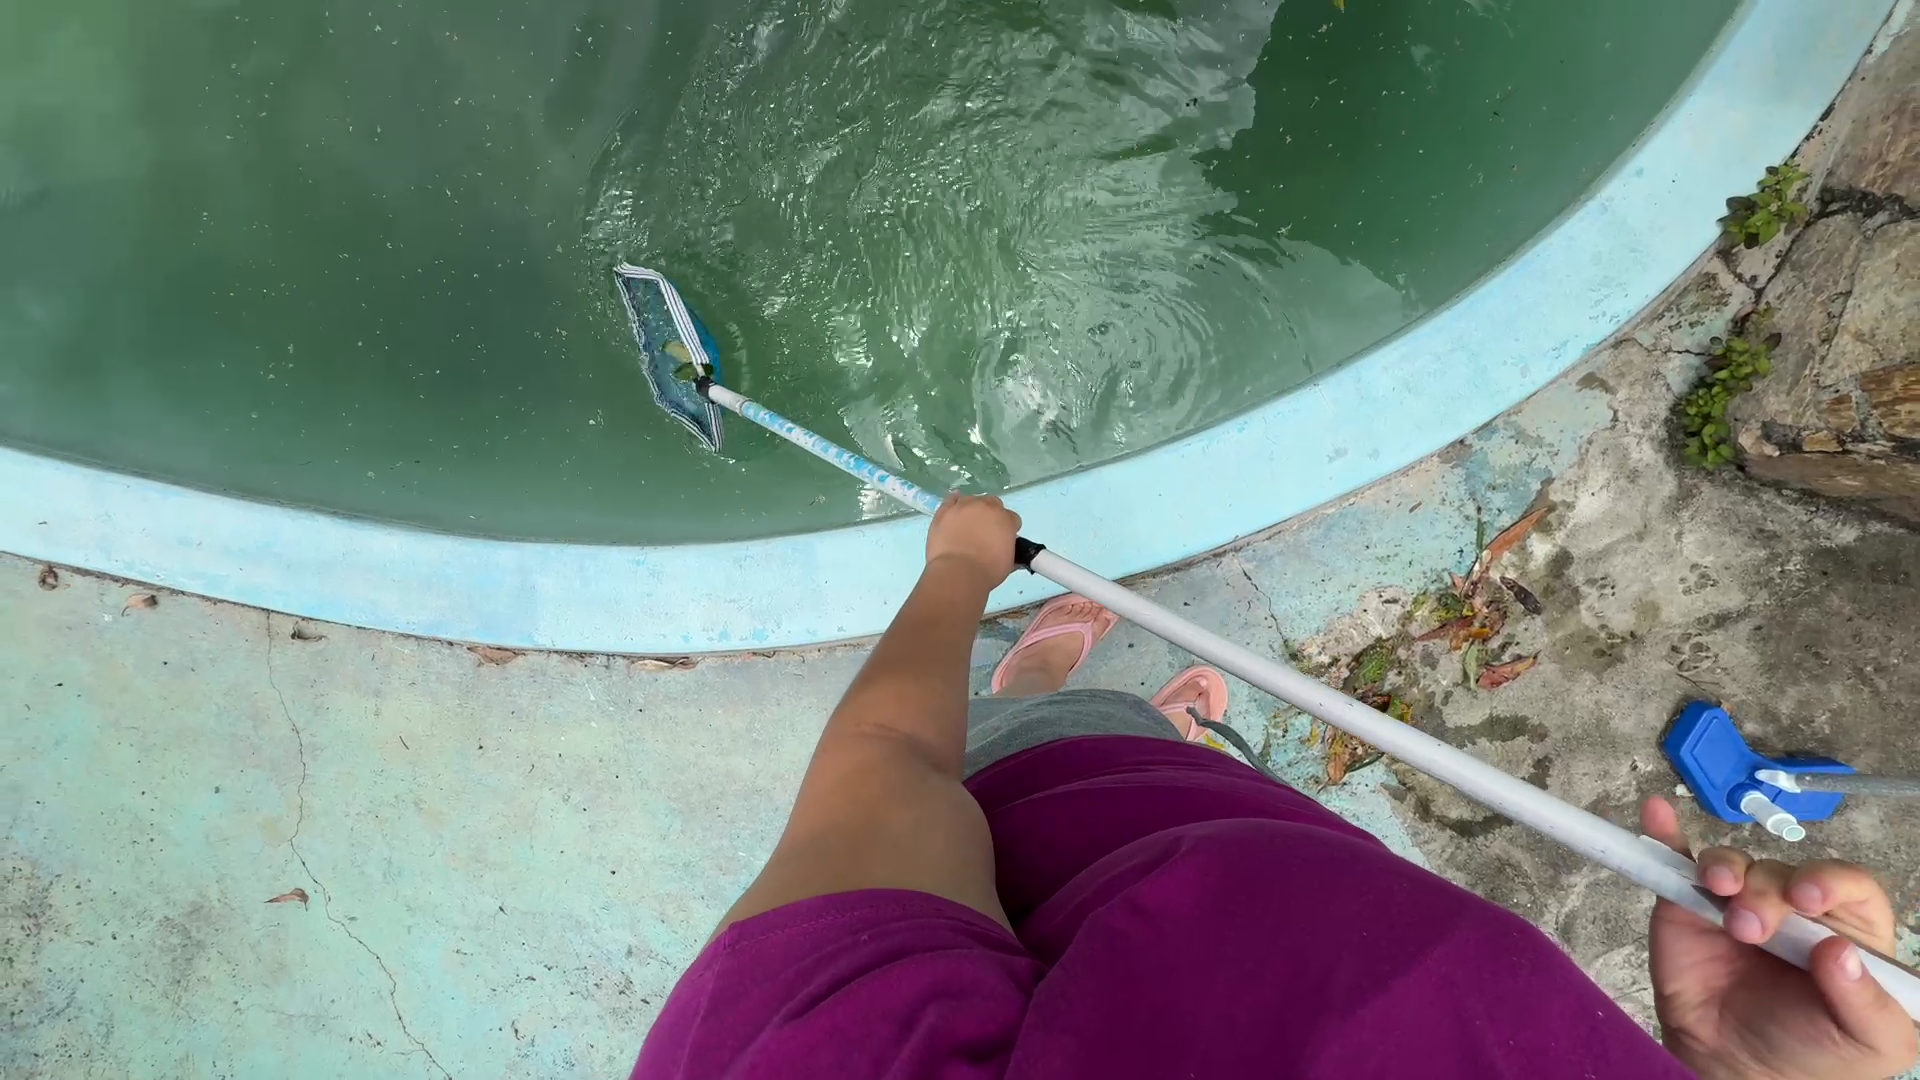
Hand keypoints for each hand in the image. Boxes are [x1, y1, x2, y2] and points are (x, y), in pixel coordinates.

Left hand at [925, 493, 1020, 589]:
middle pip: (992, 504)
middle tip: (985, 532)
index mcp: (1005, 520)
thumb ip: (1008, 548)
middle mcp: (986, 507)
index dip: (1007, 529)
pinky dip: (954, 502)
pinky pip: (951, 500)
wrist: (958, 572)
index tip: (1003, 539)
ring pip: (972, 501)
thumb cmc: (987, 571)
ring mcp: (964, 506)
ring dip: (973, 510)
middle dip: (991, 515)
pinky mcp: (945, 511)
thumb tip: (1003, 549)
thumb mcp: (1008, 563)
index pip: (1011, 518)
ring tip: (967, 524)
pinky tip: (954, 506)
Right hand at [1640, 796, 1916, 1079]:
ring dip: (1723, 870)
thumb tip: (1839, 950)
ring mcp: (1731, 900)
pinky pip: (1673, 856)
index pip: (1848, 885)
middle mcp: (1789, 908)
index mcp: (1843, 932)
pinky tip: (1656, 810)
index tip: (1805, 898)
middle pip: (1781, 870)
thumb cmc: (1812, 1049)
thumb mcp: (1869, 1041)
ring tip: (1717, 898)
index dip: (1829, 880)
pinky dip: (1663, 830)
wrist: (1733, 1059)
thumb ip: (1867, 1001)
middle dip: (1764, 892)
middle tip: (1749, 930)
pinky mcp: (1681, 899)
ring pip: (1730, 860)